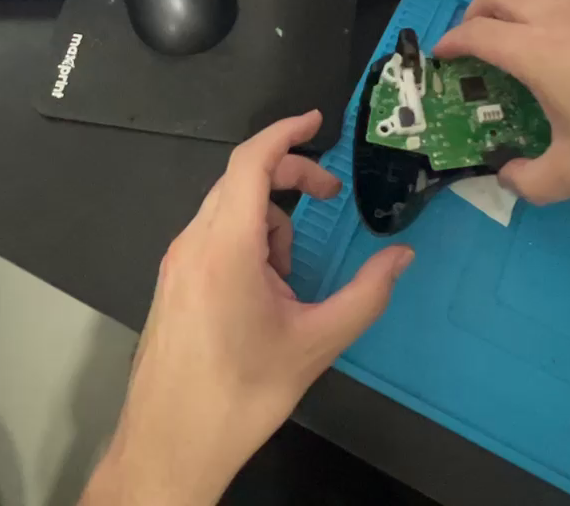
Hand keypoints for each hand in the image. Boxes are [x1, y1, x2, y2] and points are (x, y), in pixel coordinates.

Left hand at [82, 111, 413, 505]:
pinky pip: (215, 234)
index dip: (286, 132)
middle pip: (243, 179)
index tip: (317, 121)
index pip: (251, 161)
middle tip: (331, 195)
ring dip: (270, 221)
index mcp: (225, 246)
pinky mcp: (173, 279)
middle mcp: (193, 241)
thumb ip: (366, 294)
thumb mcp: (315, 344)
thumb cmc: (242, 394)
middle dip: (291, 178)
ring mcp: (177, 260)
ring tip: (290, 277)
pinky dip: (248, 241)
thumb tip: (402, 256)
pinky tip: (264, 291)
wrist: (167, 449)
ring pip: (230, 209)